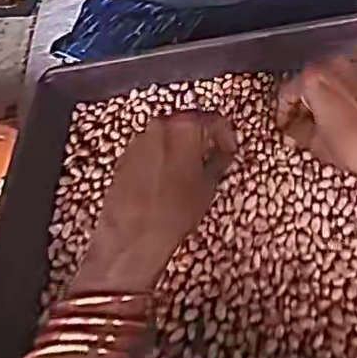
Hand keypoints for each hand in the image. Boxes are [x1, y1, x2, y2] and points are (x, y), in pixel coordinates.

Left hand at [72, 110, 237, 293]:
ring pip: (169, 135)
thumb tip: (220, 155)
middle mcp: (161, 126)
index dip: (226, 135)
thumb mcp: (208, 187)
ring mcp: (141, 139)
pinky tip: (169, 179)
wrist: (132, 237)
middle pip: (189, 122)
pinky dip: (163, 156)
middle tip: (214, 155)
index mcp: (185, 127)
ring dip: (182, 147)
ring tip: (192, 171)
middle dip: (203, 138)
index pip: (215, 120)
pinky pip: (152, 148)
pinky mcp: (126, 155)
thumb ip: (218, 161)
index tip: (230, 147)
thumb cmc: (171, 214)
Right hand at [276, 58, 356, 177]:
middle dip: (306, 101)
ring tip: (329, 119)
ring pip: (334, 77)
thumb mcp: (319, 145)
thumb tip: (294, 129)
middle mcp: (335, 64)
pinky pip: (355, 79)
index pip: (288, 92)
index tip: (285, 124)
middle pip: (310, 80)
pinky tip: (351, 112)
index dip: (283, 111)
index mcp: (314, 78)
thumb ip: (299, 131)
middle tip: (304, 123)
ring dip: (328, 94)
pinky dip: (349, 91)